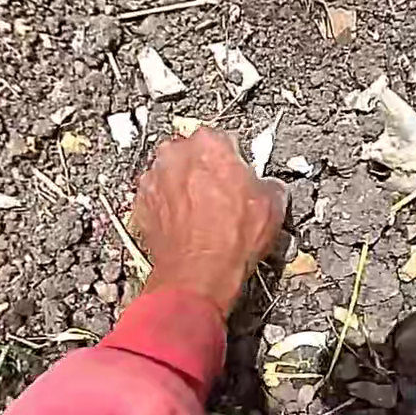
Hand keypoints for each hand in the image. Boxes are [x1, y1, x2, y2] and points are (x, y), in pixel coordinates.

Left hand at [131, 128, 285, 318]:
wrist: (198, 274)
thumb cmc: (231, 239)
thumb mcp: (273, 206)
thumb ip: (270, 184)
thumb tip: (270, 187)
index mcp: (209, 144)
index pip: (225, 140)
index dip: (236, 161)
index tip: (242, 177)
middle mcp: (176, 154)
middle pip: (195, 155)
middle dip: (207, 172)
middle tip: (225, 198)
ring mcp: (154, 179)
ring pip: (174, 176)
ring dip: (186, 190)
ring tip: (207, 217)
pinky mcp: (141, 204)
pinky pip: (159, 199)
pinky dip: (171, 209)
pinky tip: (190, 228)